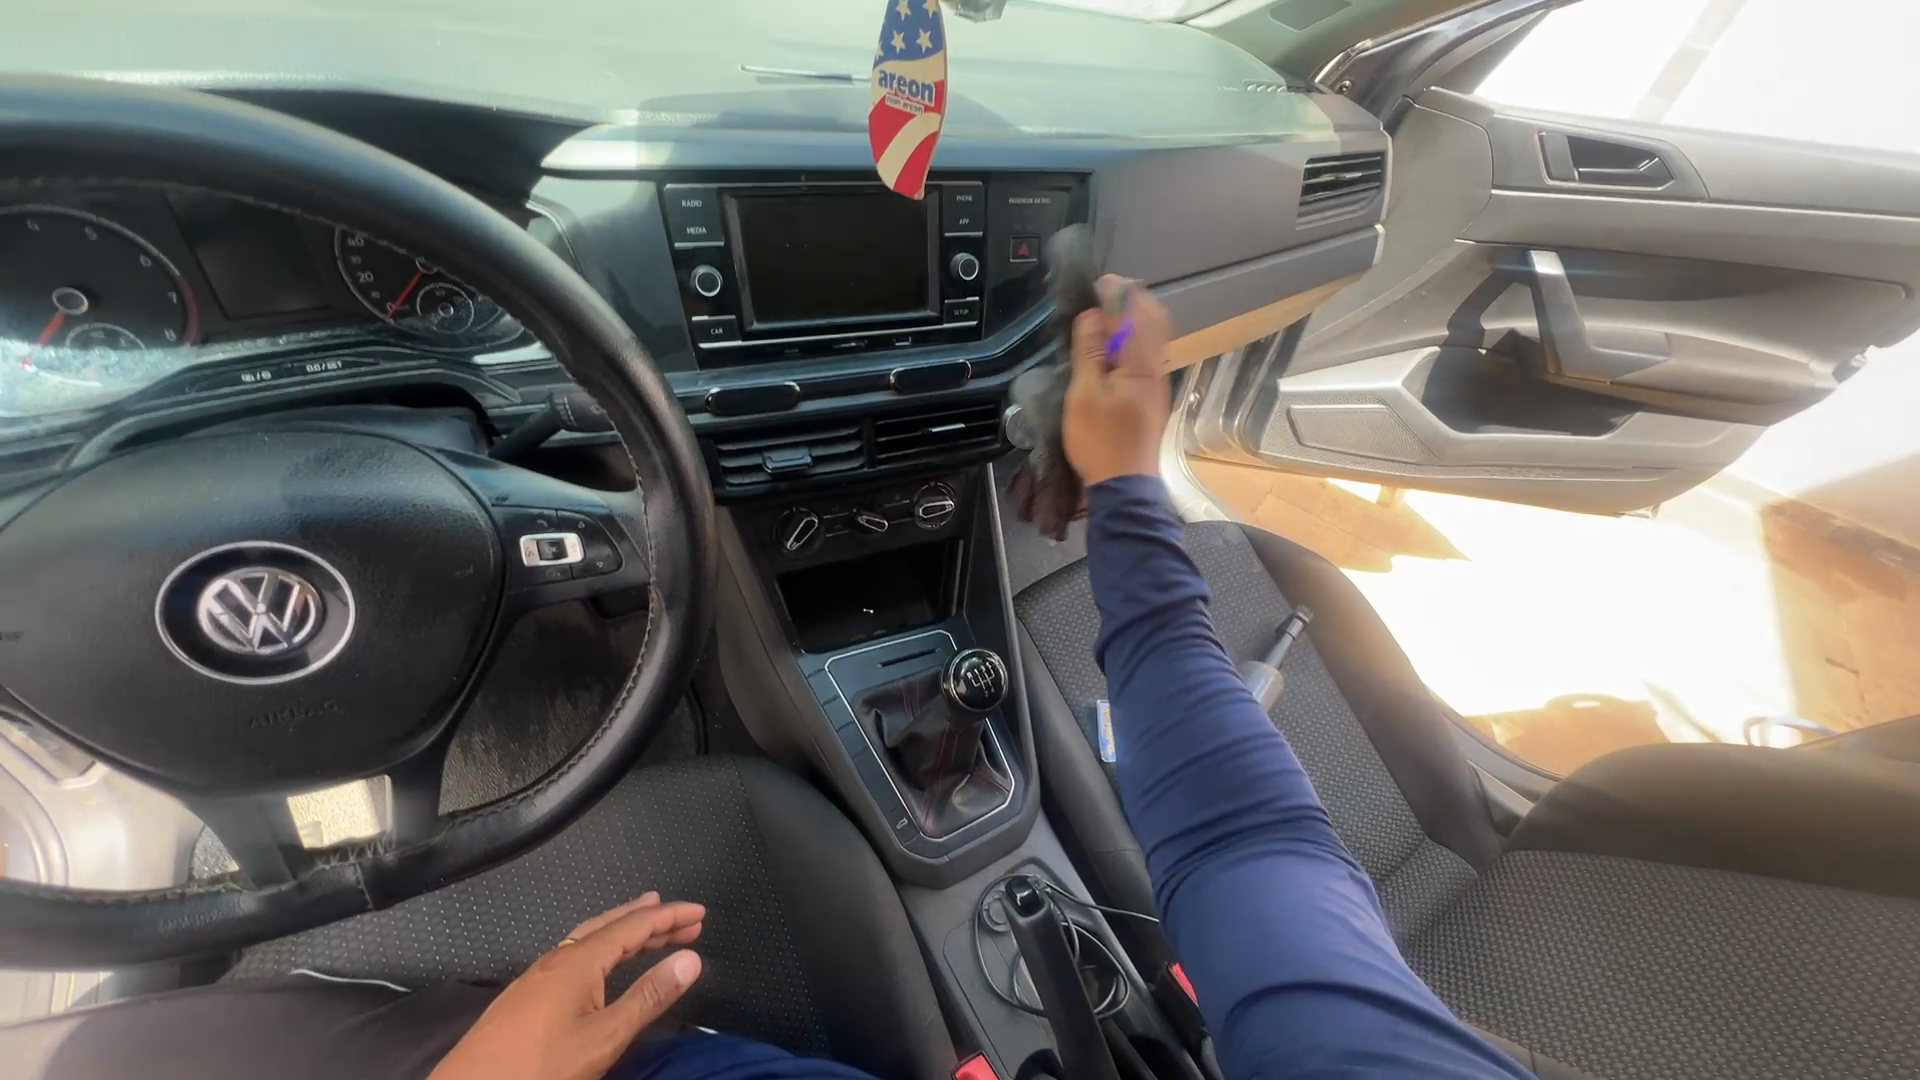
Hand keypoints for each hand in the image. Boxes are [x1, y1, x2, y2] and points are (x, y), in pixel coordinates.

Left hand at [429, 893, 705, 1079]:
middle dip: (652, 919)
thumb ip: (648, 998)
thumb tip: (692, 959)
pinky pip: (575, 953)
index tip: (701, 912)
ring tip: (650, 929)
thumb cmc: (537, 1071)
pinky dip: (603, 947)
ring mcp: (536, 977)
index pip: (635, 925)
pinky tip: (601, 965)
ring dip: (626, 930)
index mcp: (579, 961)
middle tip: (686, 919)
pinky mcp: (523, 998)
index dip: (670, 917)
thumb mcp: (602, 1040)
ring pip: (590, 938)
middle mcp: (557, 959)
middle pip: (612, 924)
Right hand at [1062, 275, 1170, 486]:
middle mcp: (1156, 367)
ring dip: (1131, 323)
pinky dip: (1131, 343)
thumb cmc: (1100, 441)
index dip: (1116, 291)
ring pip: (1152, 339)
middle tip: (1102, 297)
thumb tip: (1093, 315)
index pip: (1135, 310)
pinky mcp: (1151, 399)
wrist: (1124, 486)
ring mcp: (1157, 384)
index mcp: (1141, 362)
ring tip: (1102, 323)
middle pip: (1153, 319)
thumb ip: (1090, 352)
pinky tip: (1110, 354)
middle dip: (1130, 301)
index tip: (1095, 284)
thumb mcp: (1085, 395)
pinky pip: (1147, 357)